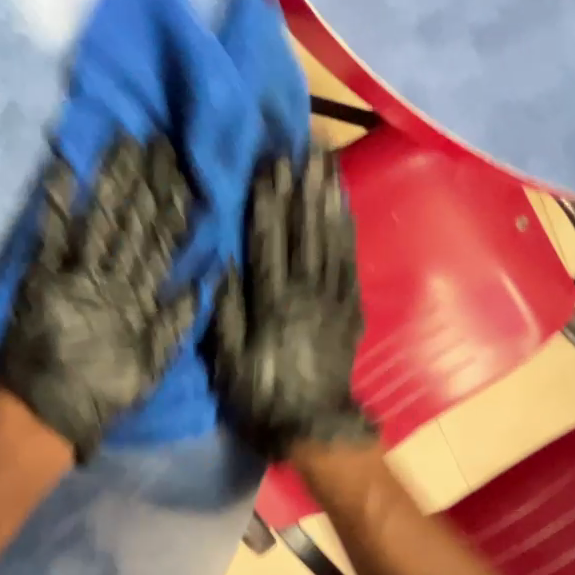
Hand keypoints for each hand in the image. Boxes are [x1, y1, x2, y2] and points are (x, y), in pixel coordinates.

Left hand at [0, 136, 198, 462]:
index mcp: (141, 297)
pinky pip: (51, 235)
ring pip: (100, 220)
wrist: (49, 411)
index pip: (163, 240)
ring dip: (110, 181)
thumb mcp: (153, 361)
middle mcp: (113, 279)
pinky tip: (61, 170)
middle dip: (145, 180)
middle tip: (156, 138)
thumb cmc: (102, 391)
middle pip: (133, 222)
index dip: (173, 203)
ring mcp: (76, 276)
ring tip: (120, 143)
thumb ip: (179, 318)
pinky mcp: (42, 279)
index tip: (184, 167)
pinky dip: (56, 203)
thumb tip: (208, 274)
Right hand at [207, 151, 373, 460]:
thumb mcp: (228, 359)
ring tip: (326, 161)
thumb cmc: (259, 393)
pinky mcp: (351, 305)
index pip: (270, 242)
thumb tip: (222, 264)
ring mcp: (335, 297)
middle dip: (303, 186)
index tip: (269, 167)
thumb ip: (226, 311)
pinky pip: (350, 257)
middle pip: (307, 230)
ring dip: (329, 196)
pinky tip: (341, 200)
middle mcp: (308, 293)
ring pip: (334, 237)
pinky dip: (347, 224)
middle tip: (304, 147)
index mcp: (273, 304)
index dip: (269, 203)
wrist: (314, 427)